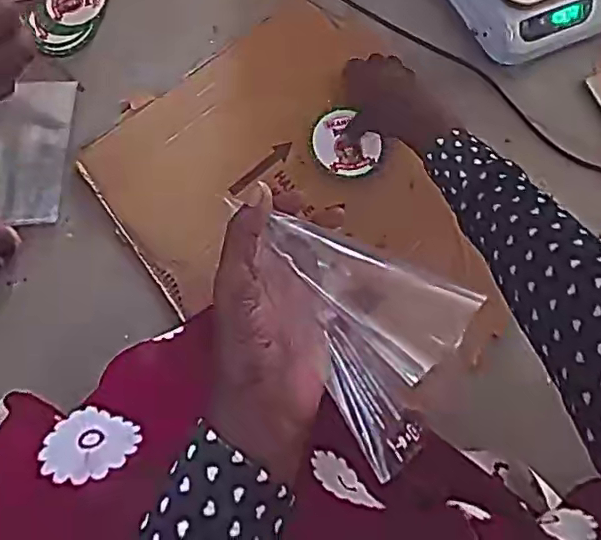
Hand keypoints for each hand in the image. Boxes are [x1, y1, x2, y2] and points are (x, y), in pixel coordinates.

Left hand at [209, 187, 329, 478]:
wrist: (267, 409)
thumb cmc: (244, 345)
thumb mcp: (237, 286)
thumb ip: (244, 240)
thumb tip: (259, 191)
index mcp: (250, 267)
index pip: (263, 225)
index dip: (279, 207)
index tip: (302, 197)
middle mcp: (274, 277)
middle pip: (293, 238)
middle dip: (312, 220)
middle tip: (335, 212)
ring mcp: (300, 298)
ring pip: (316, 258)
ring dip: (331, 241)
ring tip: (349, 230)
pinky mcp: (322, 318)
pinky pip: (338, 286)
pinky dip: (350, 272)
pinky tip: (364, 263)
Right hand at [341, 53, 454, 150]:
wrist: (414, 118)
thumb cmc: (383, 118)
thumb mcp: (363, 125)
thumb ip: (352, 129)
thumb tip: (344, 139)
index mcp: (360, 73)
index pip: (352, 66)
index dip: (352, 74)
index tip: (352, 83)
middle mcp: (378, 65)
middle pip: (372, 60)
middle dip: (371, 70)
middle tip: (369, 86)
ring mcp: (397, 68)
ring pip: (389, 62)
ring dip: (387, 71)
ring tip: (386, 87)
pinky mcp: (413, 74)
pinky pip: (404, 72)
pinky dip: (402, 79)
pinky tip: (402, 92)